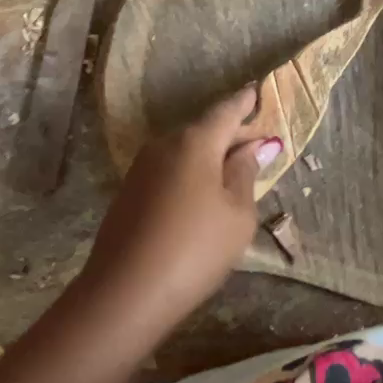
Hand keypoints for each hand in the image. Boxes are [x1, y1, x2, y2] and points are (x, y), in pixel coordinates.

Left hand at [79, 85, 280, 331]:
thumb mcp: (237, 214)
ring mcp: (142, 167)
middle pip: (205, 129)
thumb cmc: (194, 249)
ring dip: (210, 157)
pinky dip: (190, 173)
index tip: (256, 90)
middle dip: (231, 134)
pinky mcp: (129, 191)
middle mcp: (165, 143)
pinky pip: (169, 170)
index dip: (244, 102)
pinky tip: (202, 195)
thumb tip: (253, 145)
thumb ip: (246, 173)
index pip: (226, 111)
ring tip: (234, 171)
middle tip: (257, 142)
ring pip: (185, 151)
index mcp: (195, 141)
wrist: (125, 292)